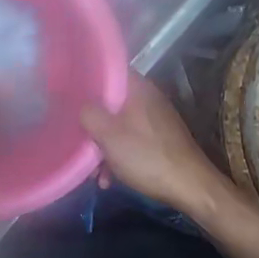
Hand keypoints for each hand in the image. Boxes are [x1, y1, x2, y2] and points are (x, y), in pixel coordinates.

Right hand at [80, 70, 226, 211]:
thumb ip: (89, 114)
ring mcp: (155, 119)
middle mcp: (148, 98)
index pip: (108, 72)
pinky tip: (110, 179)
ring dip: (104, 147)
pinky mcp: (160, 139)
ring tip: (94, 172)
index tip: (68, 94)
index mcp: (137, 89)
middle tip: (78, 140)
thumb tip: (81, 105)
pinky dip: (119, 156)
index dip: (87, 81)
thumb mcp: (109, 135)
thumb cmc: (146, 156)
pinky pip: (131, 140)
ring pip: (119, 125)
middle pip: (110, 102)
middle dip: (93, 124)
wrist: (190, 185)